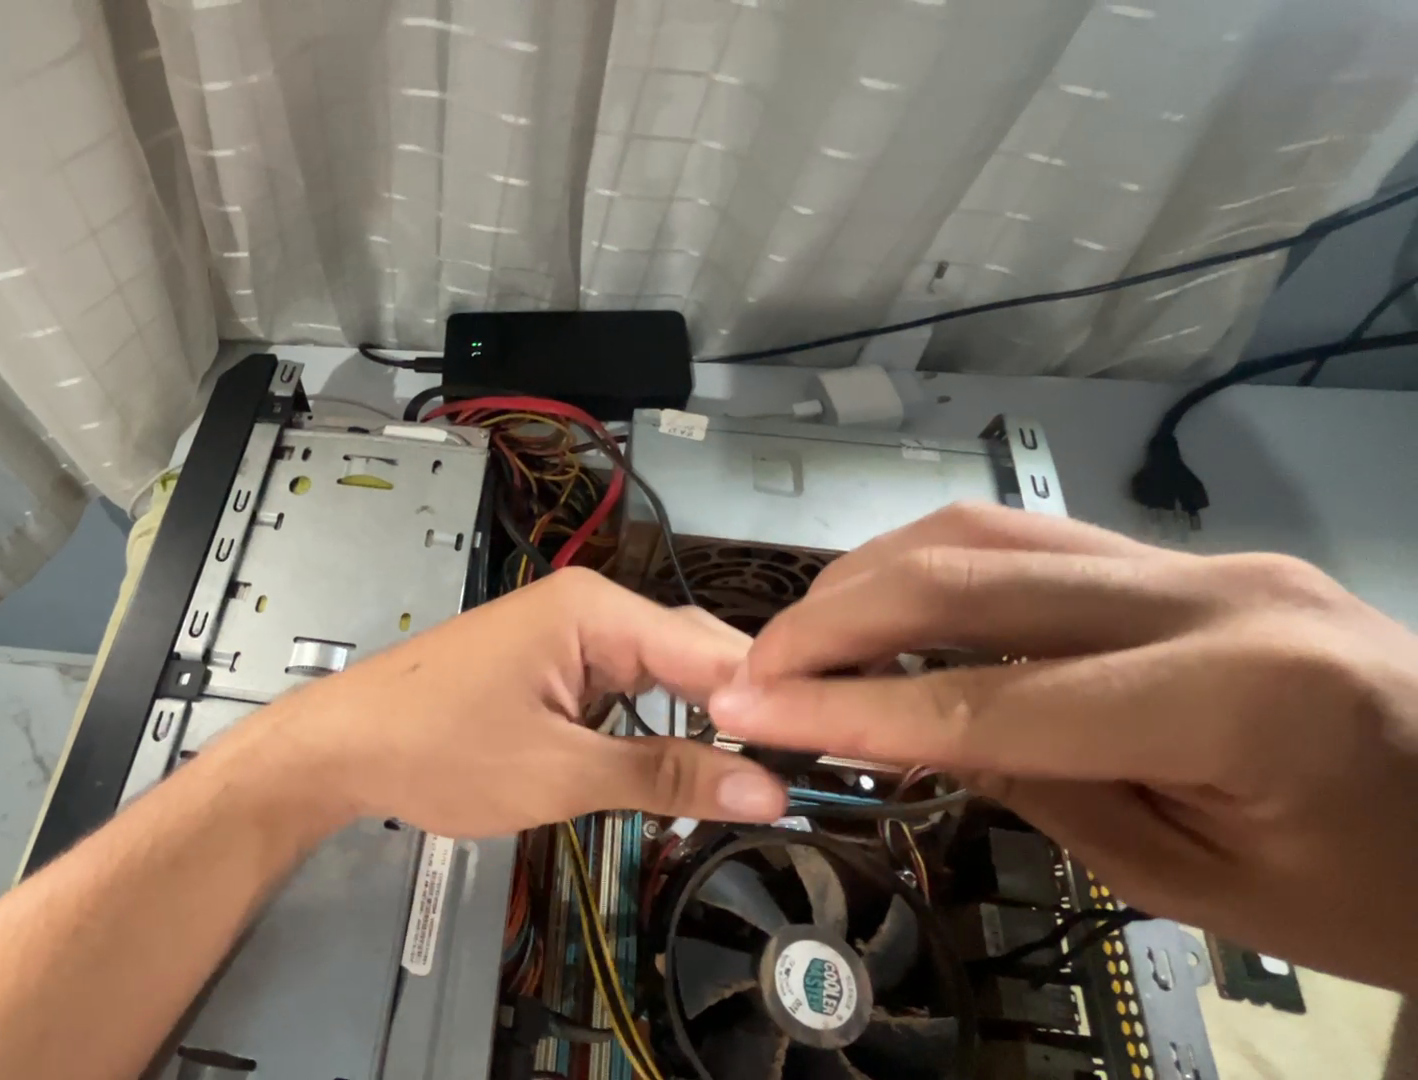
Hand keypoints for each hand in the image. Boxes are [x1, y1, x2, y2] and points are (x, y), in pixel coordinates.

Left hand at [208, 567, 789, 838]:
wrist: (344, 745)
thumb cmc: (440, 749)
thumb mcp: (561, 772)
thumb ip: (666, 777)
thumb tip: (768, 790)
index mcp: (598, 610)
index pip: (713, 650)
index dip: (770, 705)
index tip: (822, 762)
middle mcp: (589, 607)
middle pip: (690, 655)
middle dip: (738, 714)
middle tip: (794, 781)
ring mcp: (566, 633)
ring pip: (658, 674)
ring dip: (697, 724)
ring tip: (751, 778)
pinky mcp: (549, 662)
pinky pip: (622, 687)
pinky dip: (652, 725)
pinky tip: (681, 763)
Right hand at [705, 503, 1417, 990]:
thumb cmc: (1366, 892)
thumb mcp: (1191, 881)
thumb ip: (1035, 787)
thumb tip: (900, 730)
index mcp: (1242, 702)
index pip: (986, 701)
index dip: (846, 707)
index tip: (745, 712)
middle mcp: (1211, 594)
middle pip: (960, 579)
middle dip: (829, 622)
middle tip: (750, 667)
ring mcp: (1189, 554)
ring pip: (974, 531)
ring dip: (861, 578)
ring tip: (802, 634)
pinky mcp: (1168, 547)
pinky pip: (1010, 533)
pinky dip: (916, 563)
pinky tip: (877, 602)